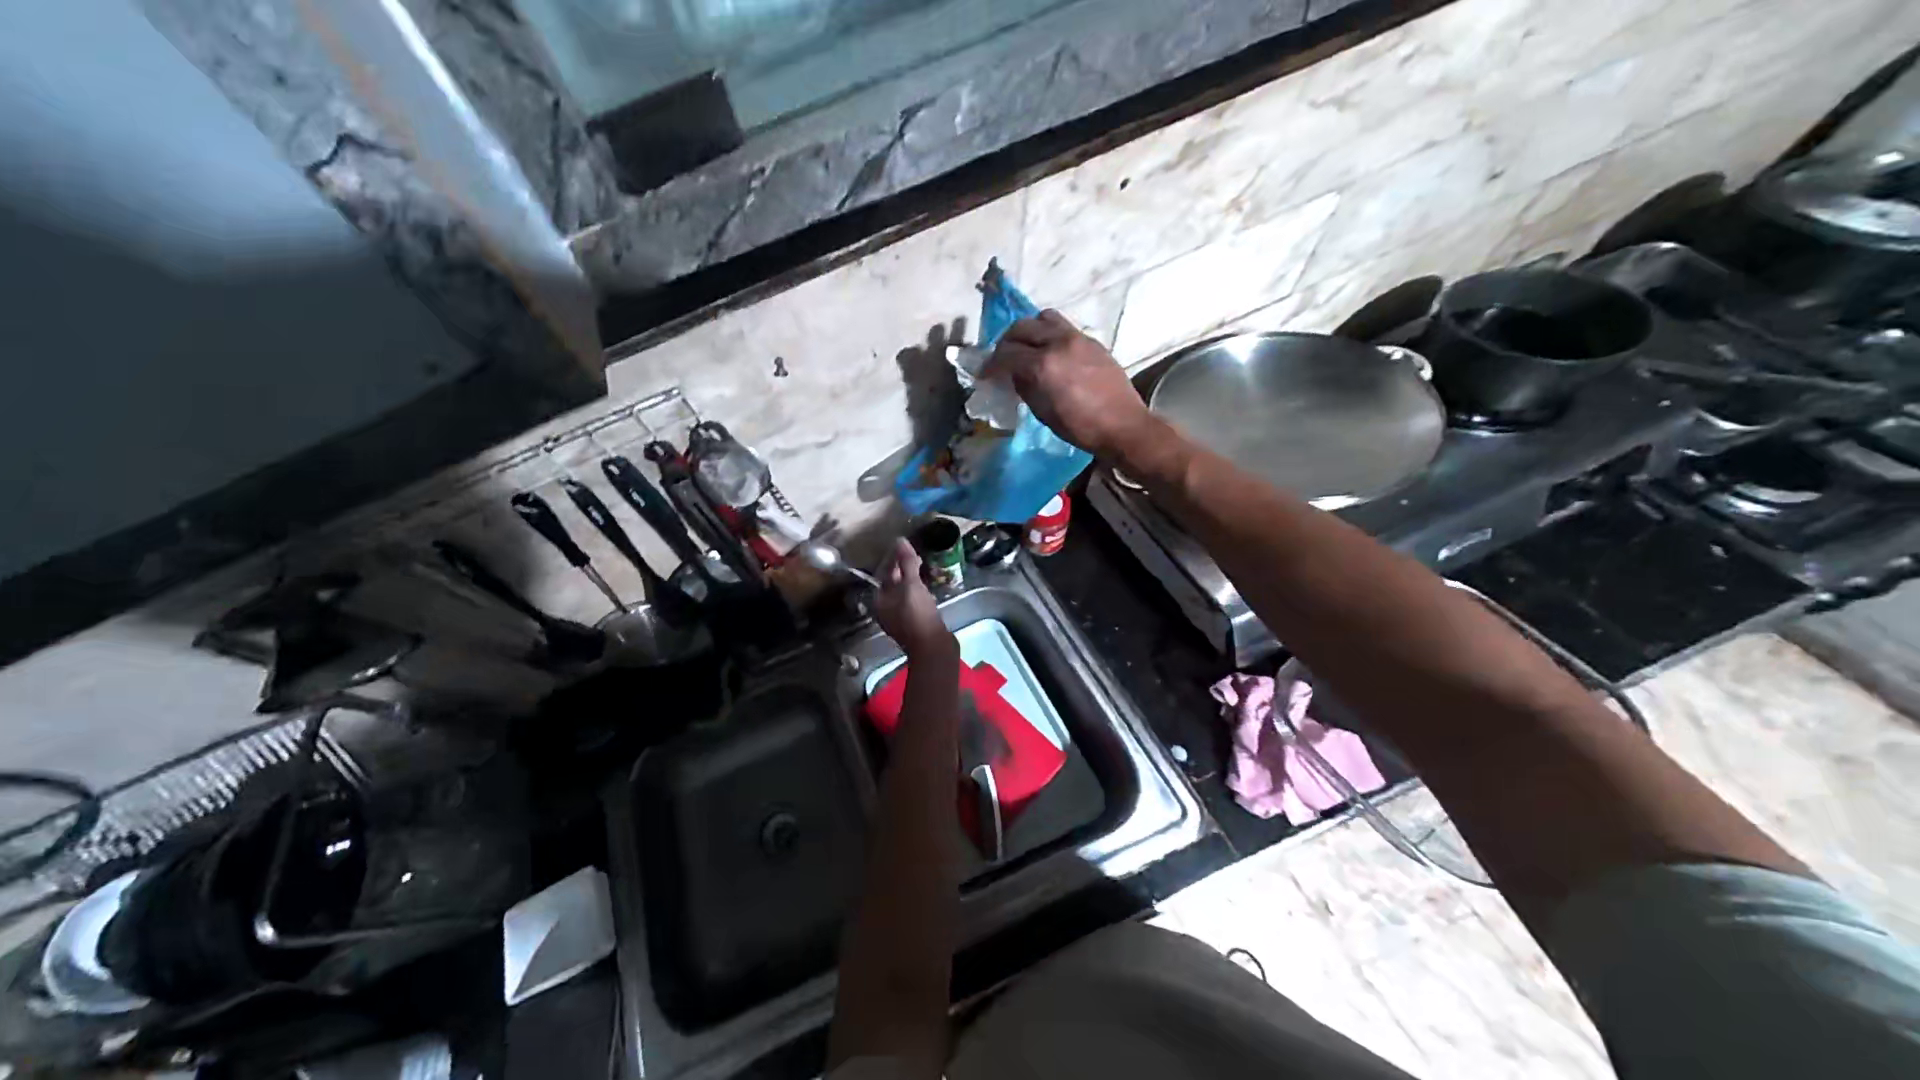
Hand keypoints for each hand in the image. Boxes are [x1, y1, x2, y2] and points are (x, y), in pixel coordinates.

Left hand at [873, 539, 954, 659]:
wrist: (933, 647)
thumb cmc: (918, 615)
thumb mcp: (911, 585)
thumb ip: (906, 563)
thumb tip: (900, 540)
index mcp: (880, 600)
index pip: (884, 572)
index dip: (895, 558)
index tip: (908, 546)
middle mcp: (886, 609)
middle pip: (894, 582)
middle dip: (905, 568)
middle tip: (919, 555)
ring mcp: (900, 618)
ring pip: (905, 592)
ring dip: (914, 579)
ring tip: (926, 567)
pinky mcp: (915, 623)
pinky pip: (915, 601)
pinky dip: (921, 591)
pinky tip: (930, 586)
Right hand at [984, 310, 1157, 461]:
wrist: (1122, 425)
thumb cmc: (1080, 427)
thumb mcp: (1043, 412)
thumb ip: (1024, 387)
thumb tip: (1014, 375)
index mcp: (1043, 365)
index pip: (1005, 353)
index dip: (991, 365)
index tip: (986, 374)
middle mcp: (1058, 343)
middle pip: (1020, 328)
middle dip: (1006, 343)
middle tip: (1003, 360)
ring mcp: (1077, 338)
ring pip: (1043, 318)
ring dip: (1029, 330)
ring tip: (1028, 347)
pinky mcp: (1091, 340)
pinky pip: (1062, 326)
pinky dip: (1049, 334)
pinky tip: (1050, 352)